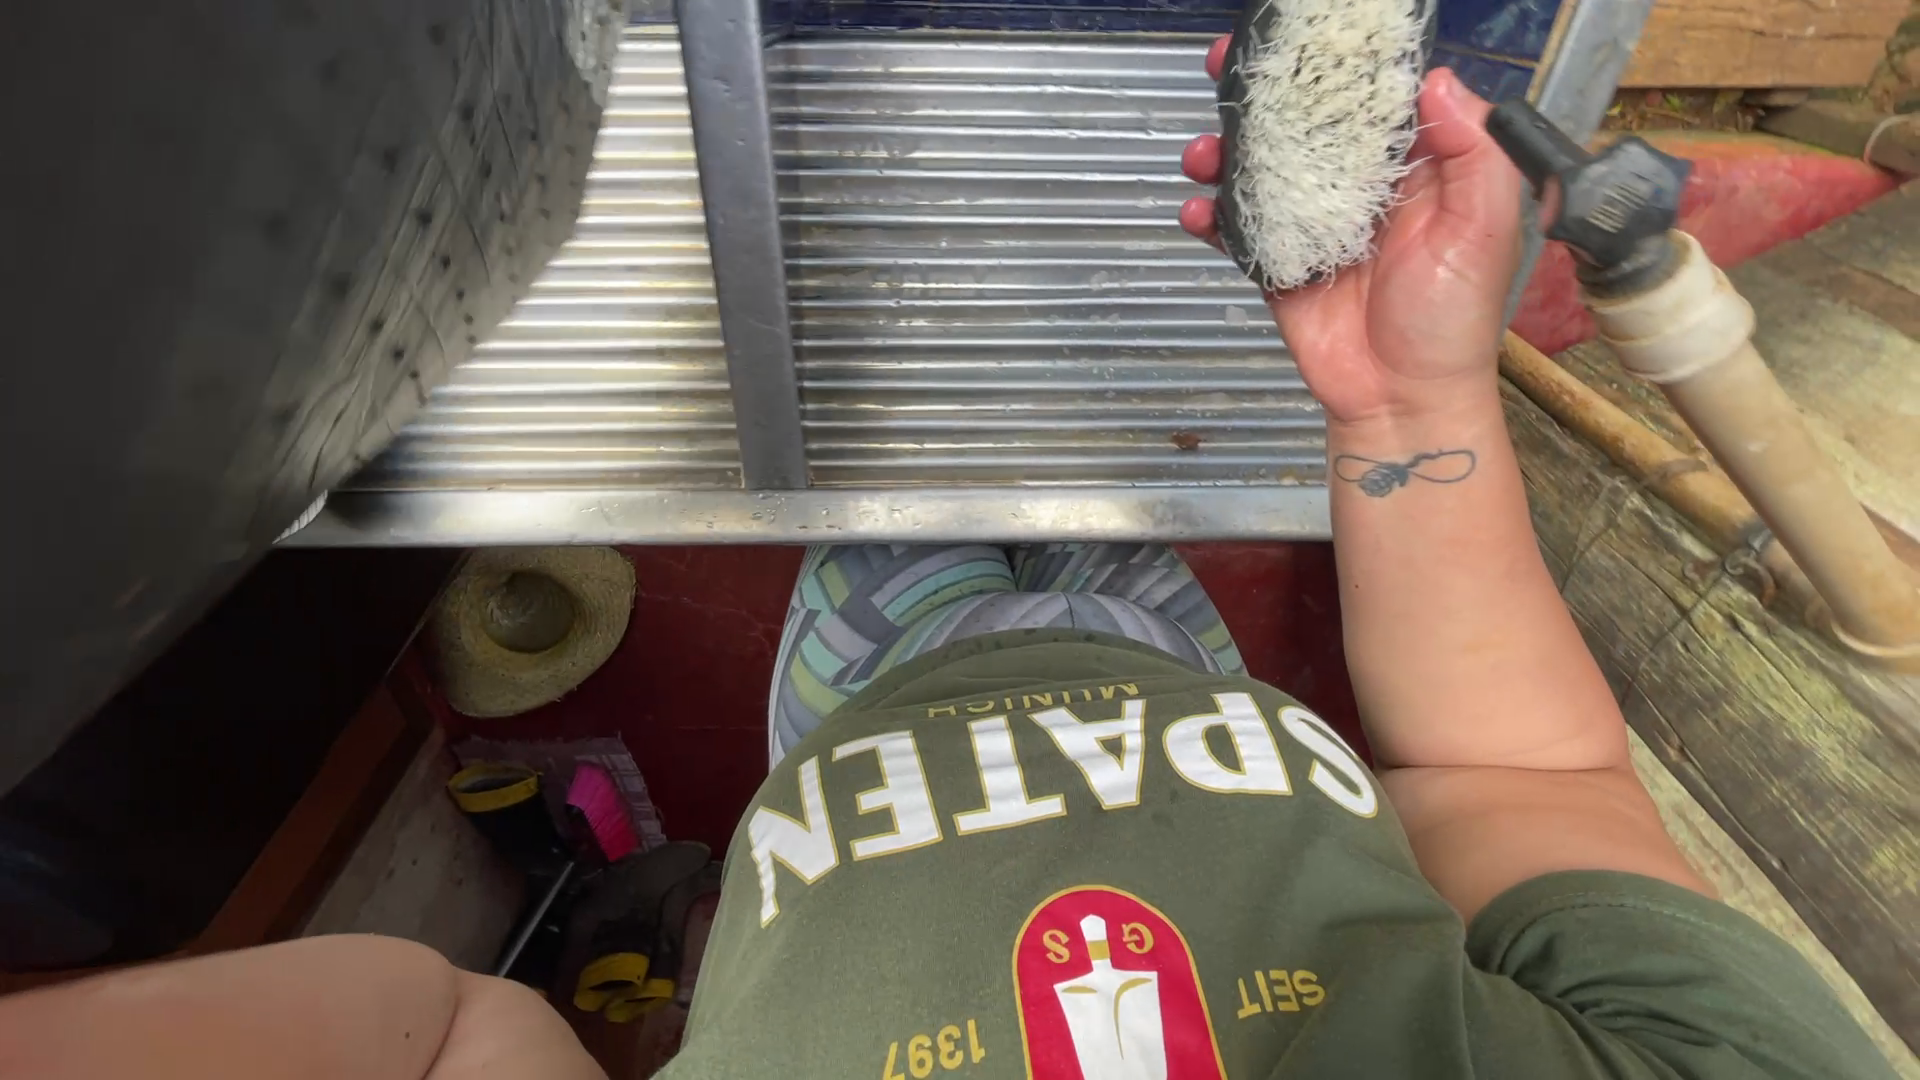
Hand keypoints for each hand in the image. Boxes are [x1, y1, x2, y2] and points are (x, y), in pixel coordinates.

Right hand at [1179, 37, 1524, 424]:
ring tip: (1200, 154)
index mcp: (1411, 171)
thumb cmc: (1452, 316)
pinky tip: (1195, 212)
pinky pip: (1240, 238)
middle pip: (1302, 132)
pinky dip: (1212, 223)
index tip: (1298, 38)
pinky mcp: (1278, 271)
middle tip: (1223, 72)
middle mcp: (1354, 193)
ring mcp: (1310, 232)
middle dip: (1262, 102)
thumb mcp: (1484, 225)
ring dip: (1224, 161)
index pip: (1368, 102)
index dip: (1334, 67)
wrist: (1400, 394)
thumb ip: (1472, 152)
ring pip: (1261, 181)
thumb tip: (1433, 83)